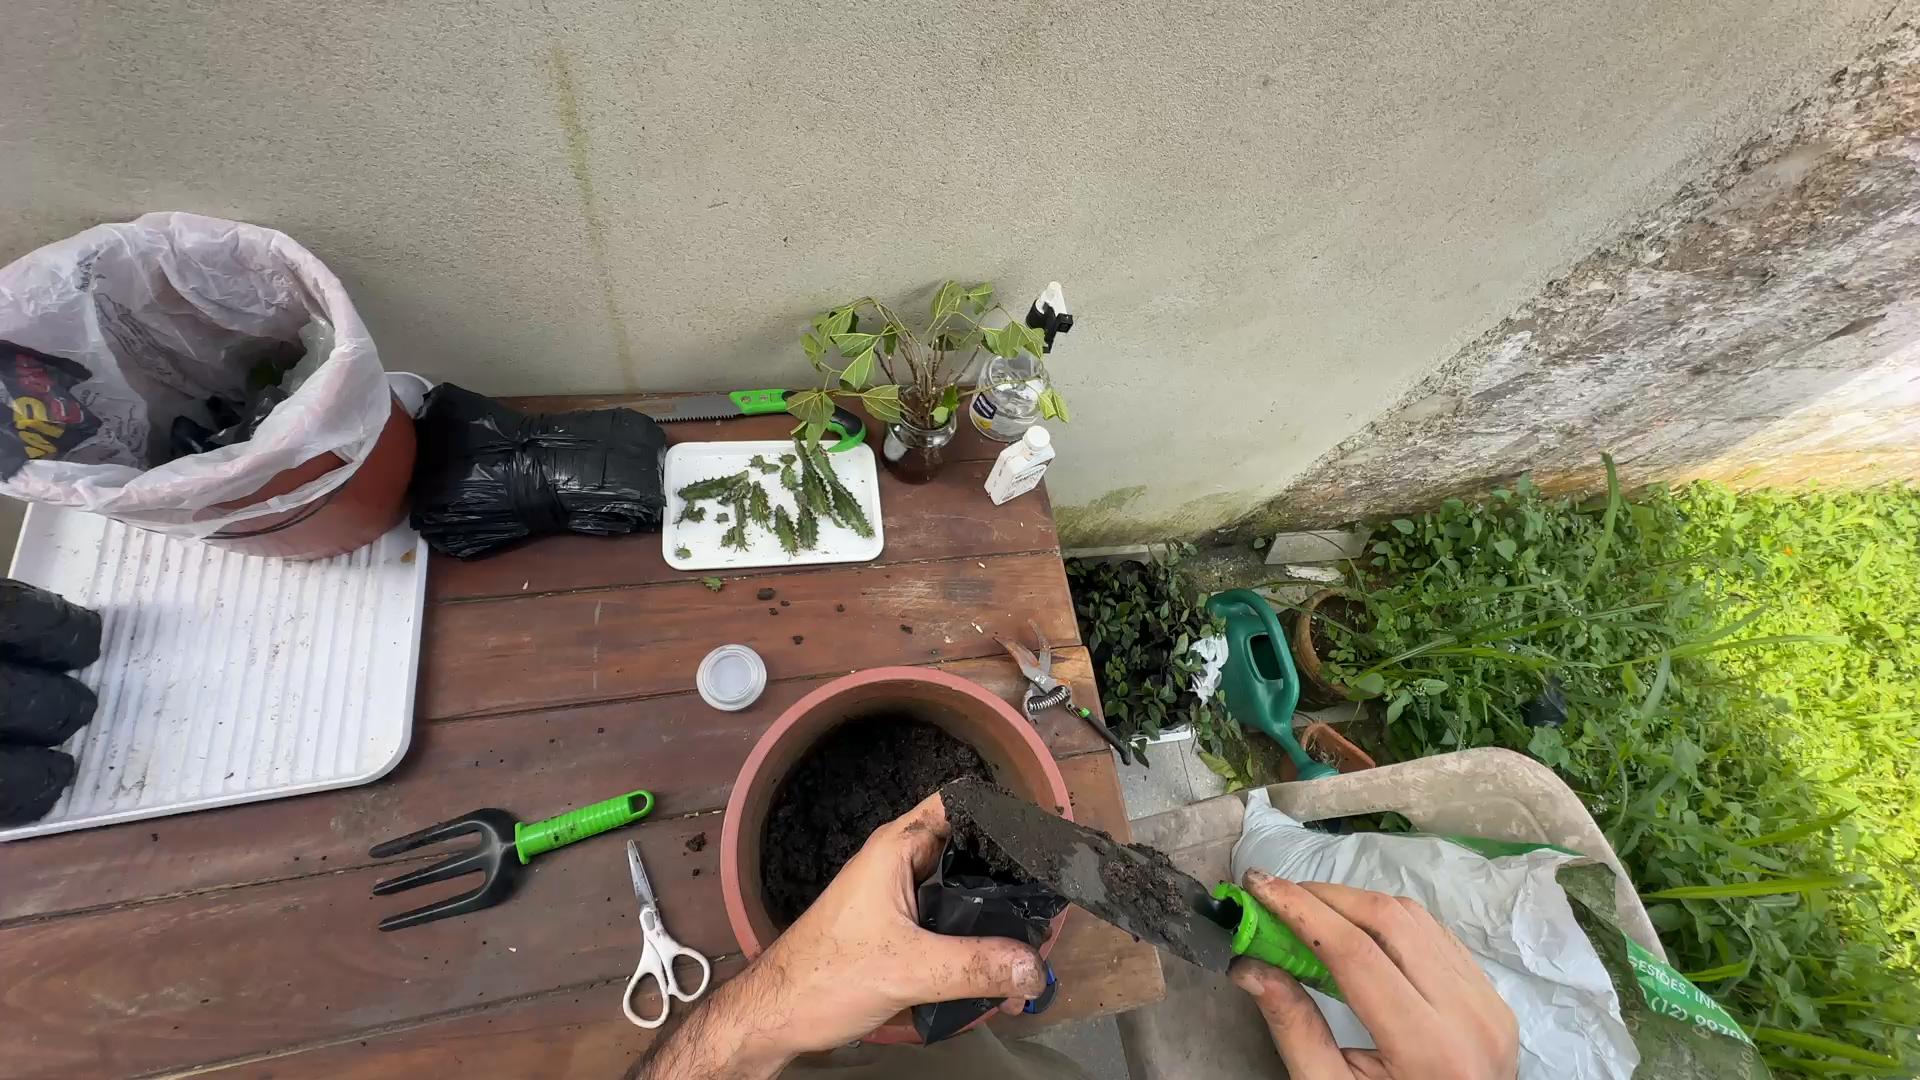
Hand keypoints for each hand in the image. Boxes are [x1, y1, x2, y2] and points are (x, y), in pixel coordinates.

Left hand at [634, 793, 1045, 1079]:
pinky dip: (969, 925)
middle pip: (966, 842)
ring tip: (1027, 930)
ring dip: (987, 903)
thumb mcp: (907, 970)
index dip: (1001, 811)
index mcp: (899, 845)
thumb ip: (975, 965)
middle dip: (1004, 866)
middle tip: (1045, 893)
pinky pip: (943, 908)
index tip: (1040, 835)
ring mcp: (896, 886)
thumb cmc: (826, 976)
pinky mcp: (894, 917)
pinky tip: (991, 953)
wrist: (775, 1013)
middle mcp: (899, 855)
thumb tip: (1034, 968)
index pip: (961, 803)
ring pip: (956, 879)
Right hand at [1229, 870, 1517, 1079]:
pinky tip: (1353, 931)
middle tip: (1274, 897)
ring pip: (1409, 914)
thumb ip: (1294, 1028)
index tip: (1256, 885)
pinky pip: (1430, 929)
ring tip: (1308, 914)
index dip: (1300, 908)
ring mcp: (1487, 1002)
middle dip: (1320, 896)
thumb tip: (1247, 965)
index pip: (1356, 952)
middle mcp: (1469, 1017)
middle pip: (1385, 919)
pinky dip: (1383, 917)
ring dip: (1349, 901)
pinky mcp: (1490, 994)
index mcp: (1432, 1051)